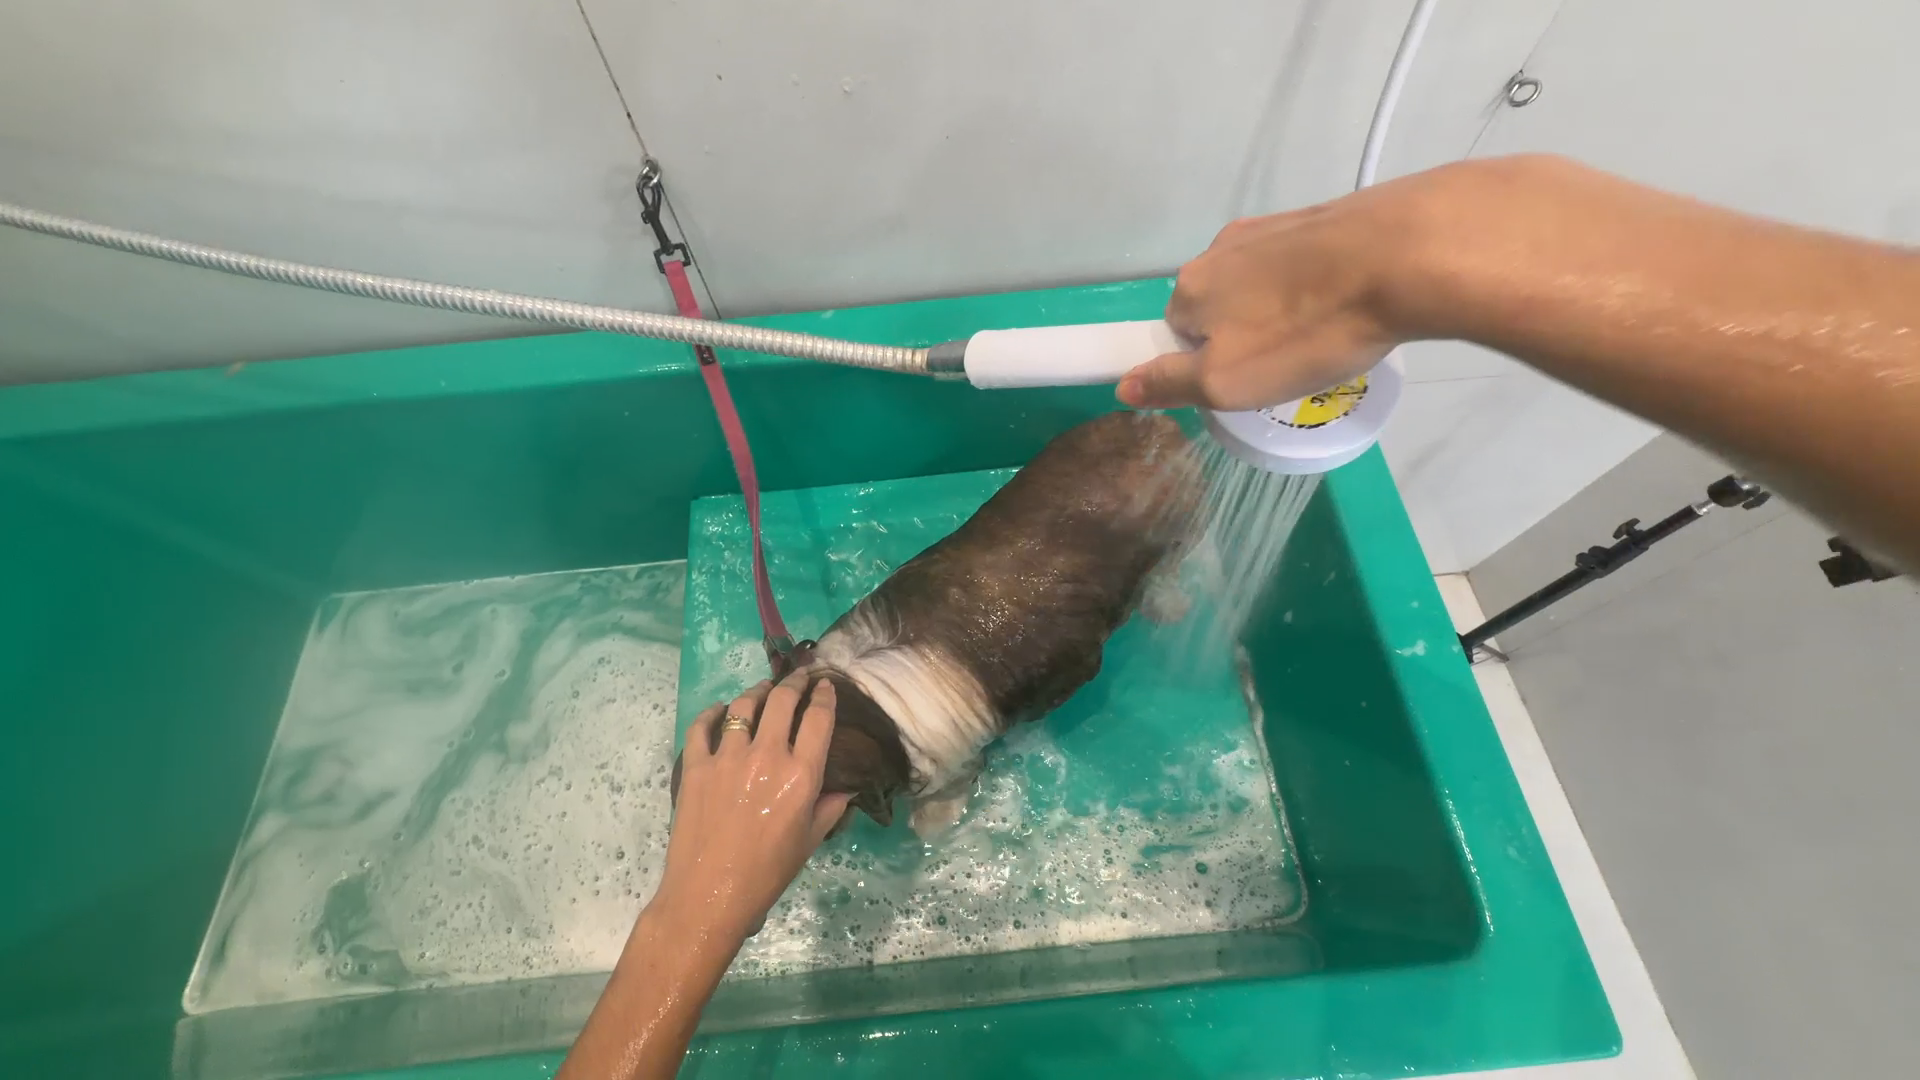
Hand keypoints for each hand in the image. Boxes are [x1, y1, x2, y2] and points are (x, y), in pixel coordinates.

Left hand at [652, 674, 850, 940]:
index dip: (824, 695)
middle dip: (795, 682)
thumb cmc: (766, 874)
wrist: (709, 896)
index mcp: (801, 775)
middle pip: (783, 701)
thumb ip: (830, 809)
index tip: (825, 685)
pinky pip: (702, 727)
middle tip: (799, 677)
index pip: (818, 719)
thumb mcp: (808, 842)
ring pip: (744, 706)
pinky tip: (719, 710)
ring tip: (763, 689)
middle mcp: (767, 757)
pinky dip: (712, 713)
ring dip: (757, 692)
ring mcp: (728, 758)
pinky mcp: (696, 766)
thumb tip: (846, 789)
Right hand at [1116, 157, 1536, 409]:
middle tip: (1287, 363)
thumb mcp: (1226, 383)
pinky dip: (1316, 287)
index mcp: (1191, 287)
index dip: (1206, 363)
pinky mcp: (1324, 215)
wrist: (1413, 253)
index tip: (1246, 379)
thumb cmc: (1307, 331)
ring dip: (1281, 312)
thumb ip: (1170, 384)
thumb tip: (1121, 386)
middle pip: (1218, 306)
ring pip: (1262, 285)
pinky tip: (1349, 303)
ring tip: (1325, 335)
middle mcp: (1221, 249)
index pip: (1176, 334)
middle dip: (1242, 335)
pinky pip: (1302, 265)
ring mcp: (1274, 227)